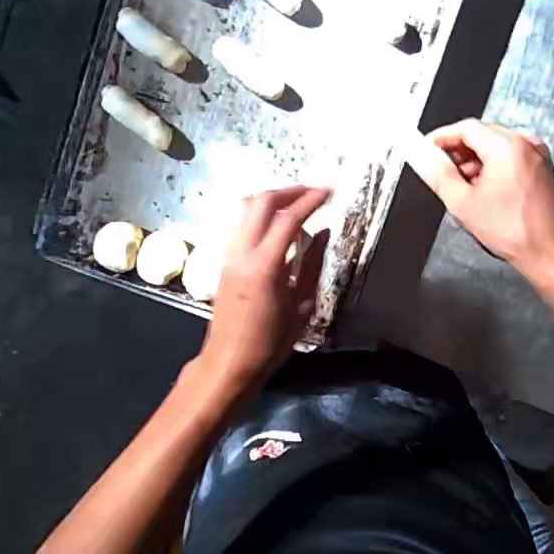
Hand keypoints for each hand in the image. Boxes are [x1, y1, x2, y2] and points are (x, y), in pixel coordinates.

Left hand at [196, 185, 331, 389]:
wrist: (229, 362)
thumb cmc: (269, 344)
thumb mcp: (302, 307)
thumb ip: (314, 266)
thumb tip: (323, 235)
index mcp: (265, 267)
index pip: (289, 218)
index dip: (311, 199)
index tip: (329, 192)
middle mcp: (242, 254)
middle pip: (261, 202)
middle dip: (289, 191)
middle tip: (312, 192)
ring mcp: (229, 256)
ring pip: (246, 210)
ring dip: (272, 199)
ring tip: (296, 204)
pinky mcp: (224, 262)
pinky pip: (242, 226)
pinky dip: (260, 215)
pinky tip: (276, 226)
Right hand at [404, 120, 553, 286]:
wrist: (551, 252)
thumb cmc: (517, 231)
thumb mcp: (462, 203)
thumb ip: (438, 175)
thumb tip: (424, 158)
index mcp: (507, 146)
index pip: (465, 127)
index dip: (441, 138)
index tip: (426, 149)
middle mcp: (526, 144)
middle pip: (481, 135)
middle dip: (457, 151)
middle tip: (438, 170)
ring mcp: (537, 156)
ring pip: (495, 148)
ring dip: (473, 162)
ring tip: (460, 188)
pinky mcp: (542, 169)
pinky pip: (510, 159)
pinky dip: (491, 169)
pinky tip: (482, 193)